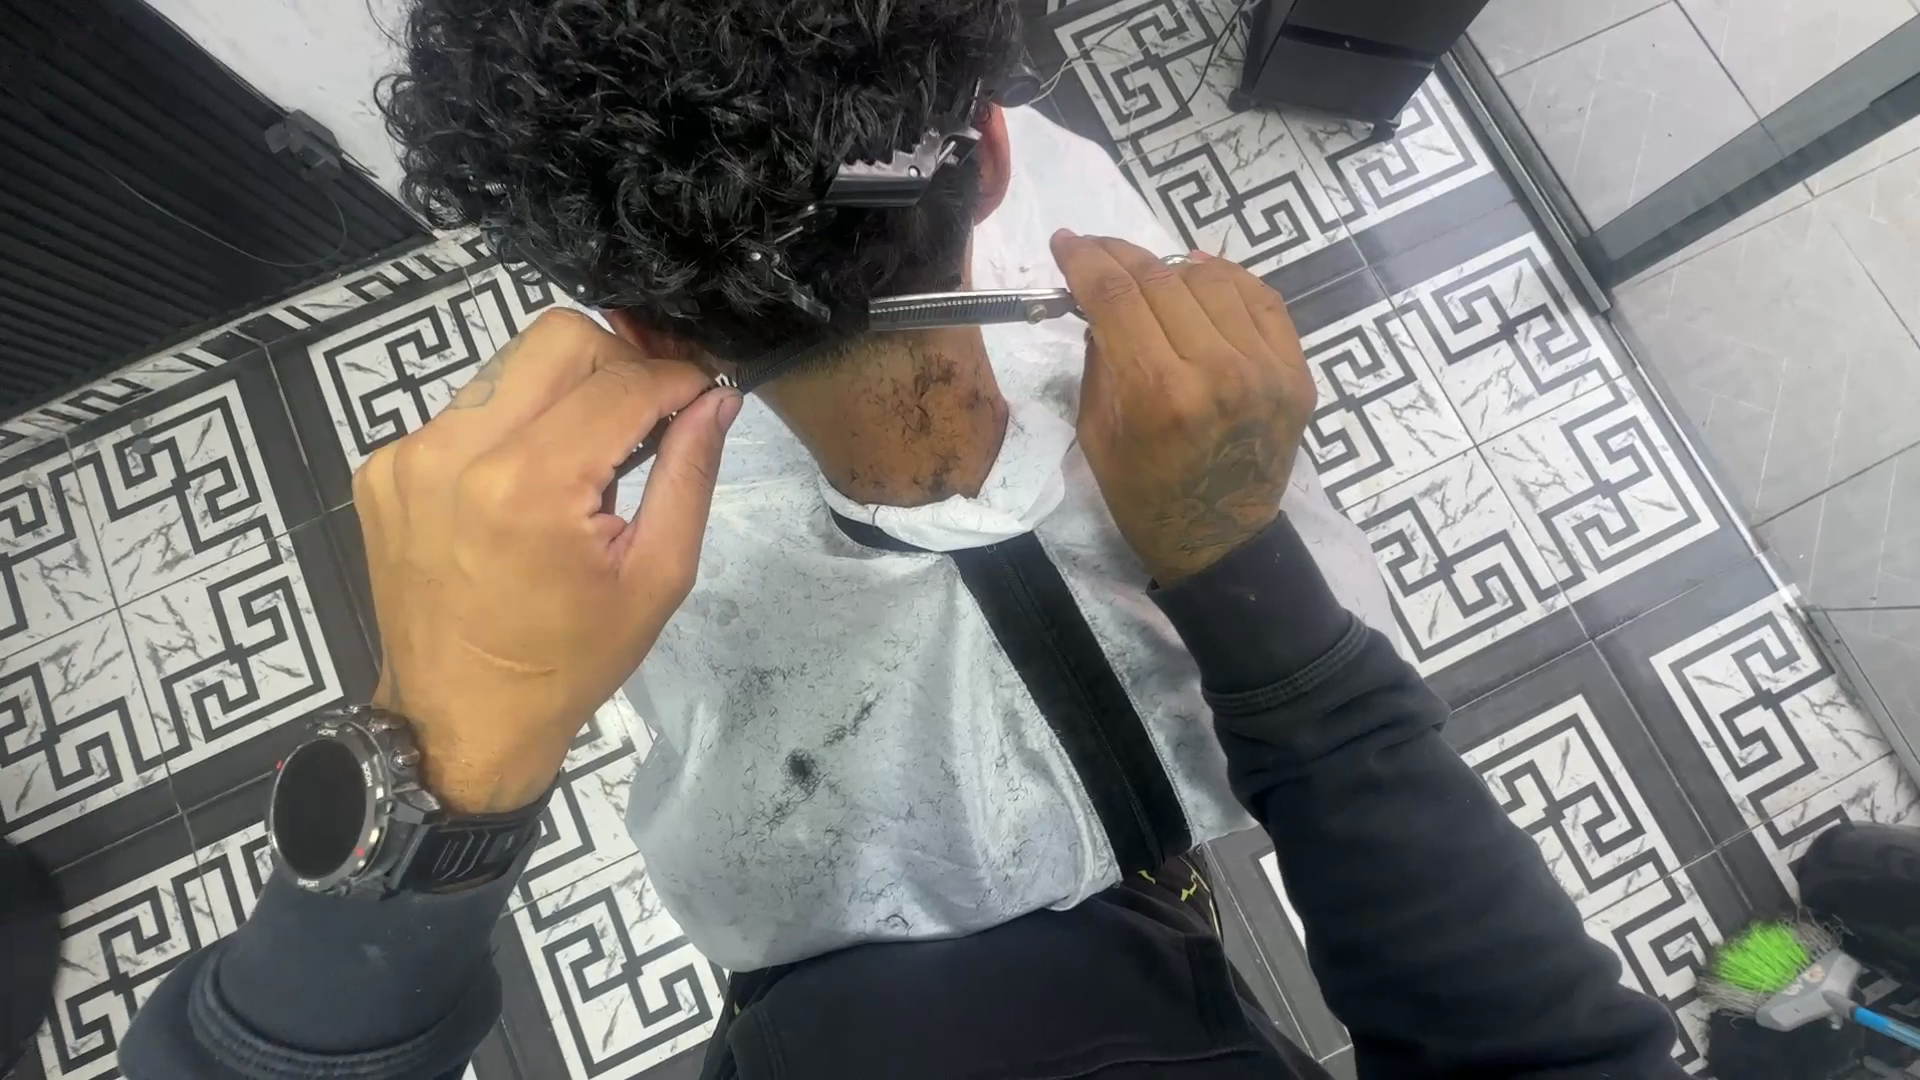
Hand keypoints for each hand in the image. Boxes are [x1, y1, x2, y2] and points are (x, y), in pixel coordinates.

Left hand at [353, 310, 741, 812]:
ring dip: (571, 391)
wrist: (464, 717)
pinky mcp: (384, 467)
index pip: (622, 383)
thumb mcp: (659, 574)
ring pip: (512, 365)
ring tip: (596, 454)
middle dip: (622, 362)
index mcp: (530, 486)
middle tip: (652, 416)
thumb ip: (690, 474)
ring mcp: (407, 455)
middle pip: (558, 339)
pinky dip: (522, 422)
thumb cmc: (576, 658)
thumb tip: (718, 399)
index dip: (678, 378)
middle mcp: (455, 450)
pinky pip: (473, 407)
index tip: (706, 394)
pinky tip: (538, 480)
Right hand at [1050, 232, 1315, 582]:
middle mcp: (1217, 371)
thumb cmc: (1143, 498)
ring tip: (1144, 274)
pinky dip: (1225, 278)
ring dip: (1168, 268)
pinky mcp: (1295, 372)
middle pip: (1161, 281)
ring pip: (1211, 280)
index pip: (1116, 299)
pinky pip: (1260, 299)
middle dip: (1118, 255)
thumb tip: (1100, 307)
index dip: (1084, 261)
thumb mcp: (1097, 436)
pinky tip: (1198, 275)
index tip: (1065, 242)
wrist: (1218, 539)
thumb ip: (1099, 363)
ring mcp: (1265, 369)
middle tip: (1095, 250)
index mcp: (1158, 395)